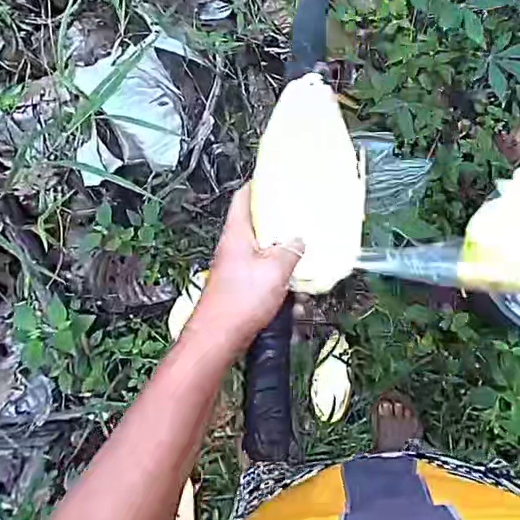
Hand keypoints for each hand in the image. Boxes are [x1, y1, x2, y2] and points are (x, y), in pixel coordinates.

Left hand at [183, 188, 302, 348]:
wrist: (218, 339)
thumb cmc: (240, 301)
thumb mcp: (275, 270)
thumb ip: (290, 250)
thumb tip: (298, 240)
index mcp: (237, 235)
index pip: (243, 199)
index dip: (257, 186)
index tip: (273, 179)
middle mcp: (233, 248)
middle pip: (258, 228)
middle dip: (280, 229)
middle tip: (300, 224)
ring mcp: (235, 269)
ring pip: (264, 255)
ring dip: (284, 263)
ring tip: (301, 271)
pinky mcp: (240, 288)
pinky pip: (264, 278)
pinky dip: (279, 284)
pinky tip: (292, 299)